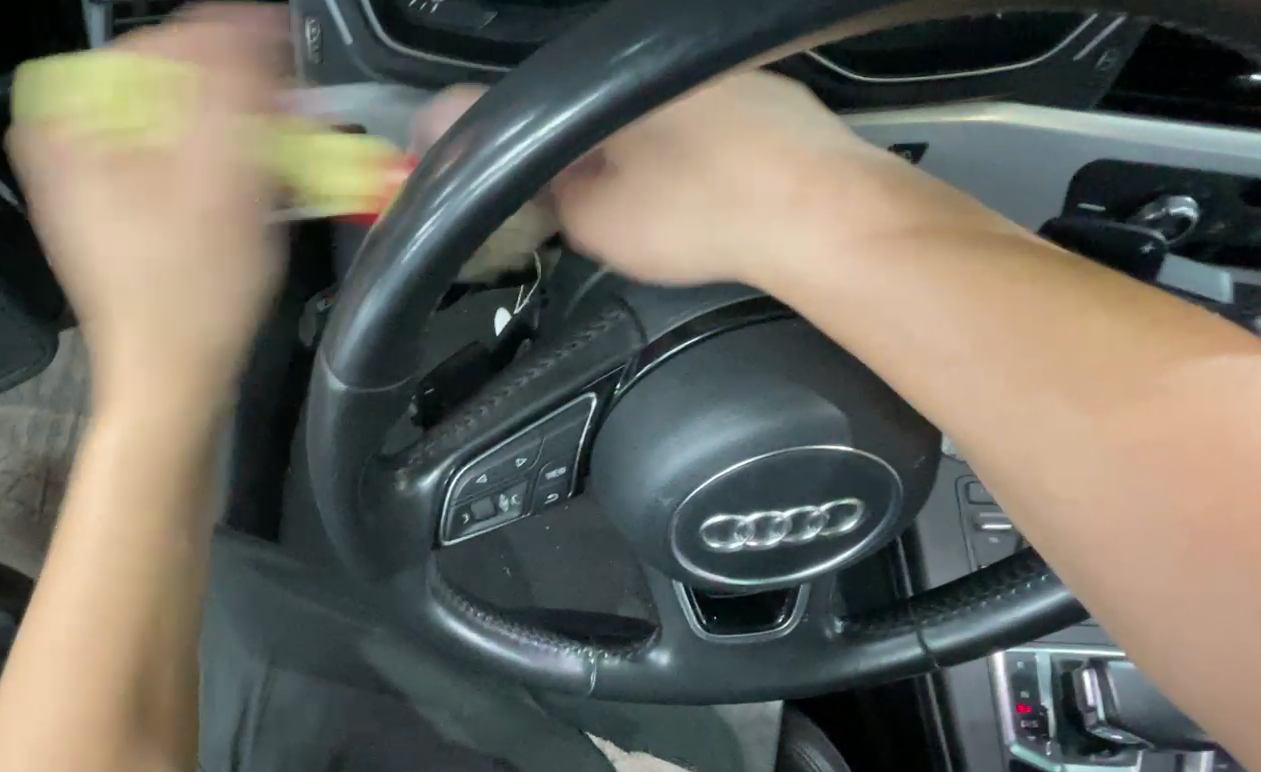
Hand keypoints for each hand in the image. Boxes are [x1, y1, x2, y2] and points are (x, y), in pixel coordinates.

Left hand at [7, 7, 285, 417]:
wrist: (170, 384)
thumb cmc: (187, 306)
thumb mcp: (221, 184)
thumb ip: (233, 90)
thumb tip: (250, 28)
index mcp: (69, 127)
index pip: (157, 42)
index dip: (229, 57)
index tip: (277, 88)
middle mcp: (67, 148)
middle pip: (164, 85)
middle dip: (231, 103)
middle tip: (276, 136)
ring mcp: (90, 186)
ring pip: (172, 126)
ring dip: (227, 139)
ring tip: (261, 176)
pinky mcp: (118, 219)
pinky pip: (171, 167)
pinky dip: (210, 173)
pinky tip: (235, 206)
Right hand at [417, 72, 909, 287]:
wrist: (811, 210)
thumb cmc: (693, 214)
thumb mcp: (595, 220)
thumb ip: (546, 193)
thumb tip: (524, 176)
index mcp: (599, 89)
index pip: (514, 105)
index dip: (476, 136)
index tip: (450, 161)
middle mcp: (645, 62)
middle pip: (571, 104)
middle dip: (550, 145)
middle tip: (550, 197)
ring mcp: (702, 70)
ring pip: (626, 107)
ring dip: (607, 142)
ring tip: (623, 195)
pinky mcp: (749, 83)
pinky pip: (677, 111)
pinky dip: (662, 140)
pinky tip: (680, 179)